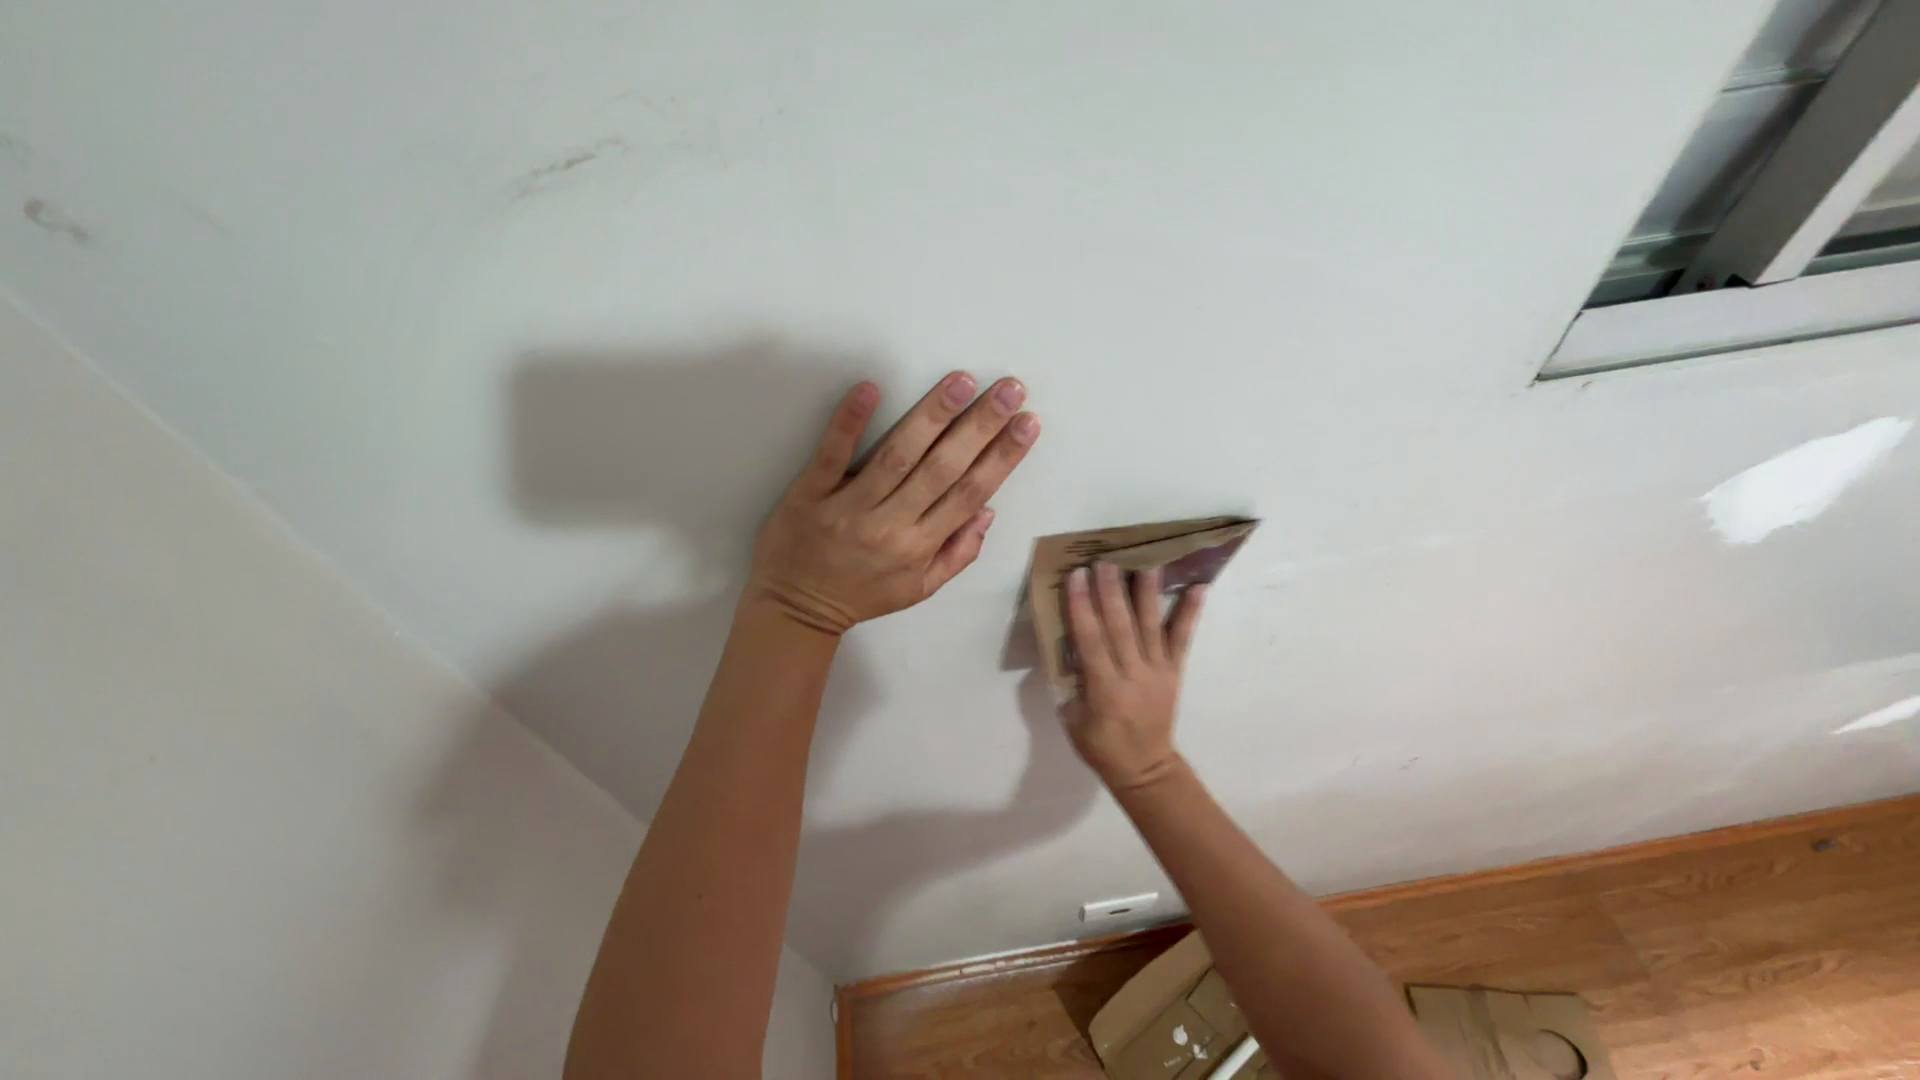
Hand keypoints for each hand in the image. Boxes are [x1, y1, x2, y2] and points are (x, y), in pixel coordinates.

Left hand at [746, 373, 1039, 634]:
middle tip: (1009, 388)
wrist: (795, 609)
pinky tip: (870, 389)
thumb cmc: (861, 595)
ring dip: (932, 417)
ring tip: (961, 382)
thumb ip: (958, 553)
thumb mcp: (919, 589)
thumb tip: (988, 511)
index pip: (970, 494)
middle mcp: (891, 525)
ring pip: (898, 456)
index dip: (1003, 458)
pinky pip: (832, 455)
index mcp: (920, 547)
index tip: (1028, 423)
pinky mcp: (810, 494)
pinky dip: (850, 422)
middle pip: (943, 468)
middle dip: (980, 426)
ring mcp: (849, 508)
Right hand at [1061, 562, 1205, 790]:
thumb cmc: (1100, 745)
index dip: (1082, 606)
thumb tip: (1068, 641)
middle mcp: (1133, 675)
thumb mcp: (1072, 718)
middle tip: (1104, 561)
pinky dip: (1190, 612)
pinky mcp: (1175, 671)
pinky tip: (1198, 587)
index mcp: (1104, 690)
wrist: (1144, 768)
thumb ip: (1072, 680)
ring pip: (1150, 626)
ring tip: (1145, 562)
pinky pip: (1182, 638)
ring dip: (1146, 592)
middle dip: (1111, 591)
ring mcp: (1158, 671)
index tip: (1076, 576)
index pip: (1090, 640)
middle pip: (1120, 626)